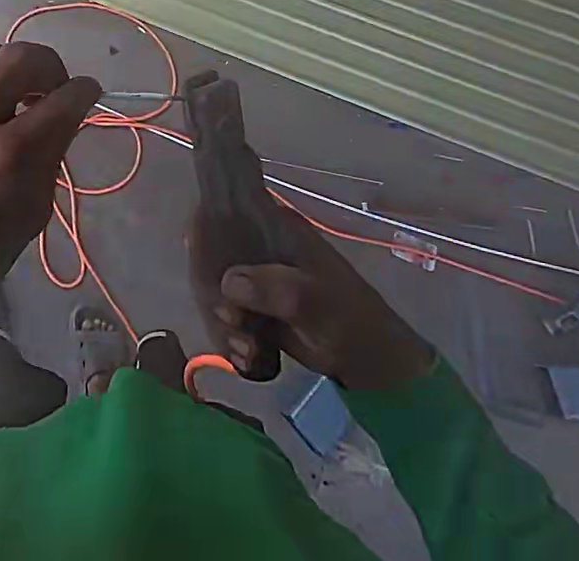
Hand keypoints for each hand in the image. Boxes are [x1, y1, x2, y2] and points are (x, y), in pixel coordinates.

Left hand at [0, 41, 99, 453]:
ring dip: (10, 66)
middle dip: (51, 66)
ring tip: (15, 91)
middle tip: (54, 88)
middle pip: (21, 57)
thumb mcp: (31, 216)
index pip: (63, 101)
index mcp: (8, 157)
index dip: (86, 91)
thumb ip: (50, 158)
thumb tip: (62, 117)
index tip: (89, 91)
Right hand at [206, 213, 432, 390]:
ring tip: (247, 350)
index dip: (206, 237)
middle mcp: (256, 243)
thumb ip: (274, 288)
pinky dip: (226, 334)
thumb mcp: (315, 300)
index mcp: (273, 225)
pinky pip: (220, 309)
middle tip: (233, 325)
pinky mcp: (250, 302)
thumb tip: (228, 283)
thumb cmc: (350, 321)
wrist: (372, 365)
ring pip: (211, 285)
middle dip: (212, 294)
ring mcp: (252, 273)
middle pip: (208, 253)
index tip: (210, 275)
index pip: (223, 212)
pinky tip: (245, 355)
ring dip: (220, 321)